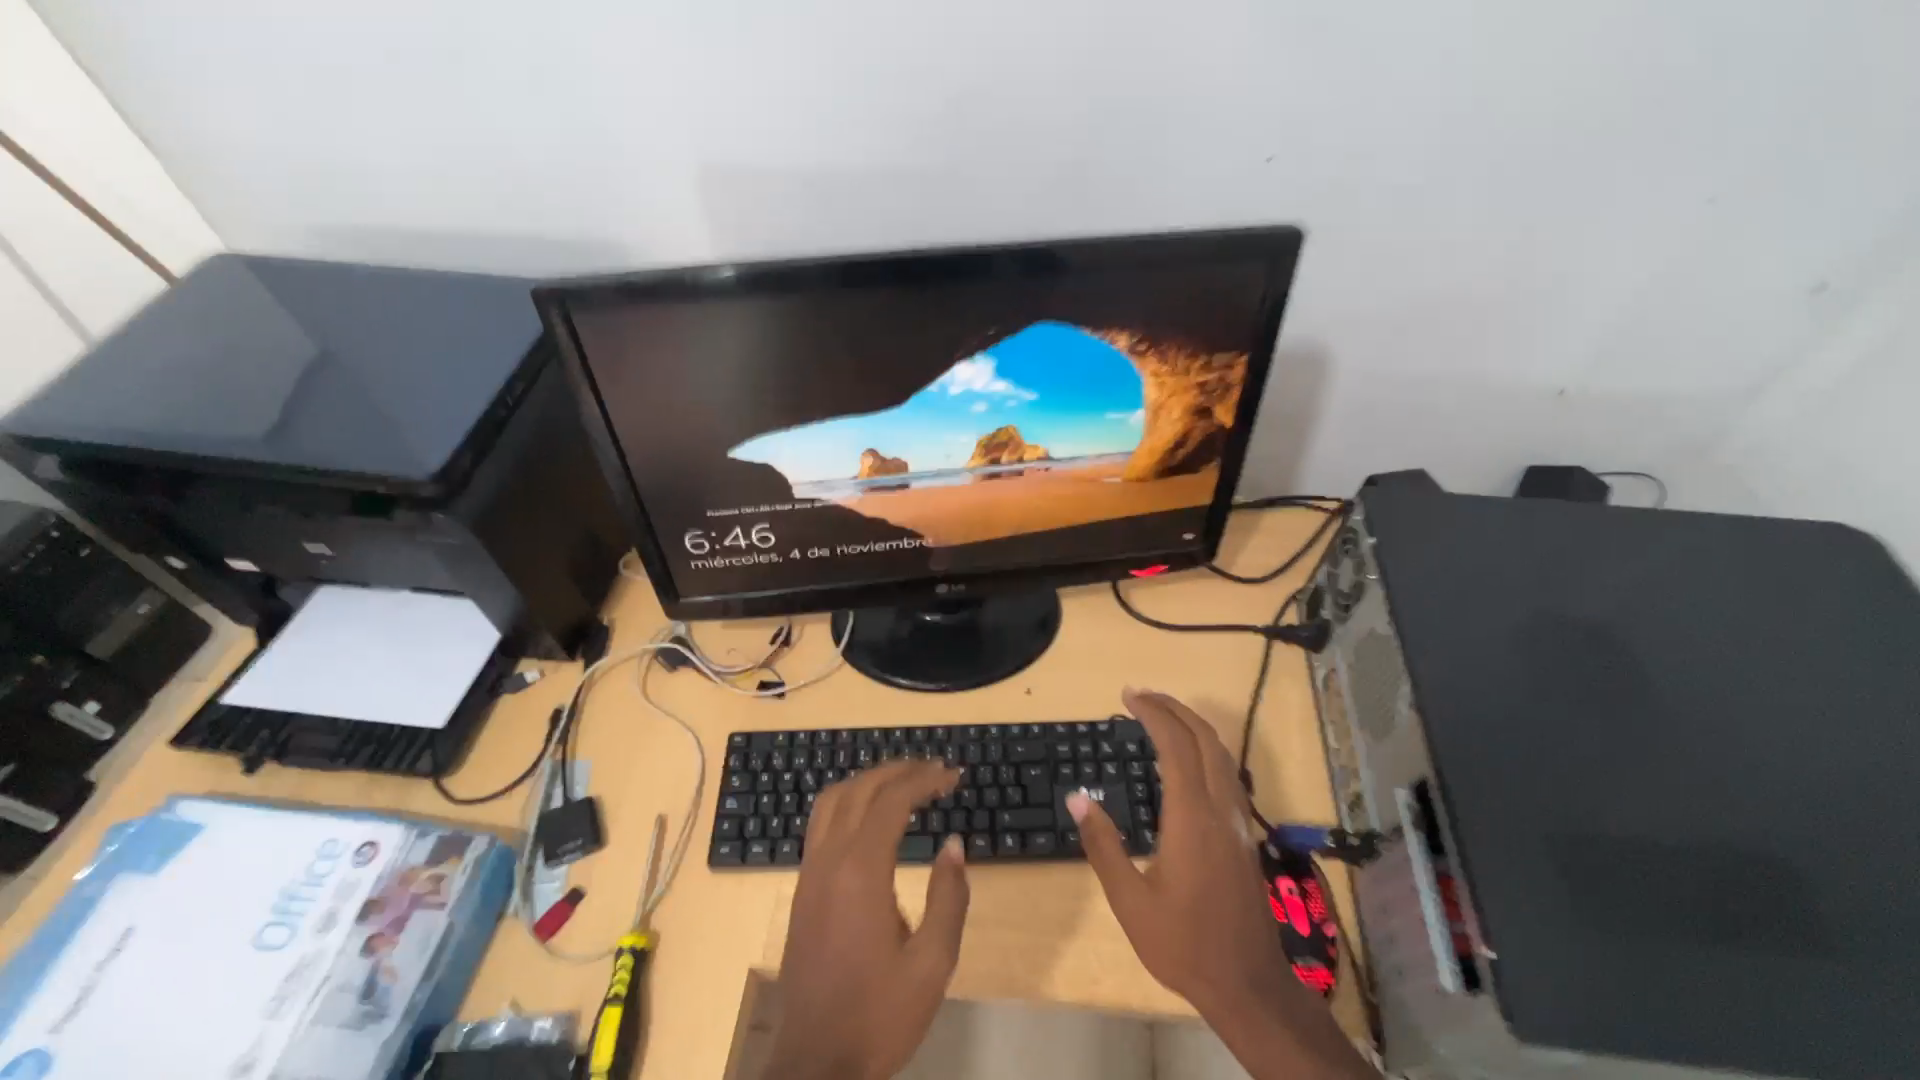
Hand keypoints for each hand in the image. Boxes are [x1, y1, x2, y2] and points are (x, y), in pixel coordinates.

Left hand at [765, 761, 967, 1079]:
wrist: (816, 1062)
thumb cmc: (880, 1014)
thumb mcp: (933, 962)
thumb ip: (949, 897)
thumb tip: (953, 844)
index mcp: (860, 872)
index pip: (891, 801)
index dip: (924, 780)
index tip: (954, 775)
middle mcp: (827, 861)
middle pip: (858, 790)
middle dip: (898, 771)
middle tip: (935, 770)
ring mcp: (808, 875)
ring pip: (830, 801)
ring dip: (867, 782)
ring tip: (904, 782)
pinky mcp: (801, 891)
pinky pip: (820, 825)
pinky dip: (848, 803)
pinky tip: (871, 819)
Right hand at [1070, 689, 1372, 1079]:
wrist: (1246, 982)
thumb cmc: (1182, 943)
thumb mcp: (1129, 900)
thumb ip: (1104, 845)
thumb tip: (1078, 797)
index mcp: (1192, 818)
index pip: (1176, 746)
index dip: (1153, 714)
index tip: (1128, 696)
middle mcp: (1220, 810)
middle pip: (1205, 739)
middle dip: (1174, 708)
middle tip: (1140, 695)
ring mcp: (1236, 822)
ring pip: (1222, 755)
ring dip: (1192, 726)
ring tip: (1160, 717)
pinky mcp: (1242, 836)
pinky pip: (1226, 774)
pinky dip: (1204, 750)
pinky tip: (1185, 762)